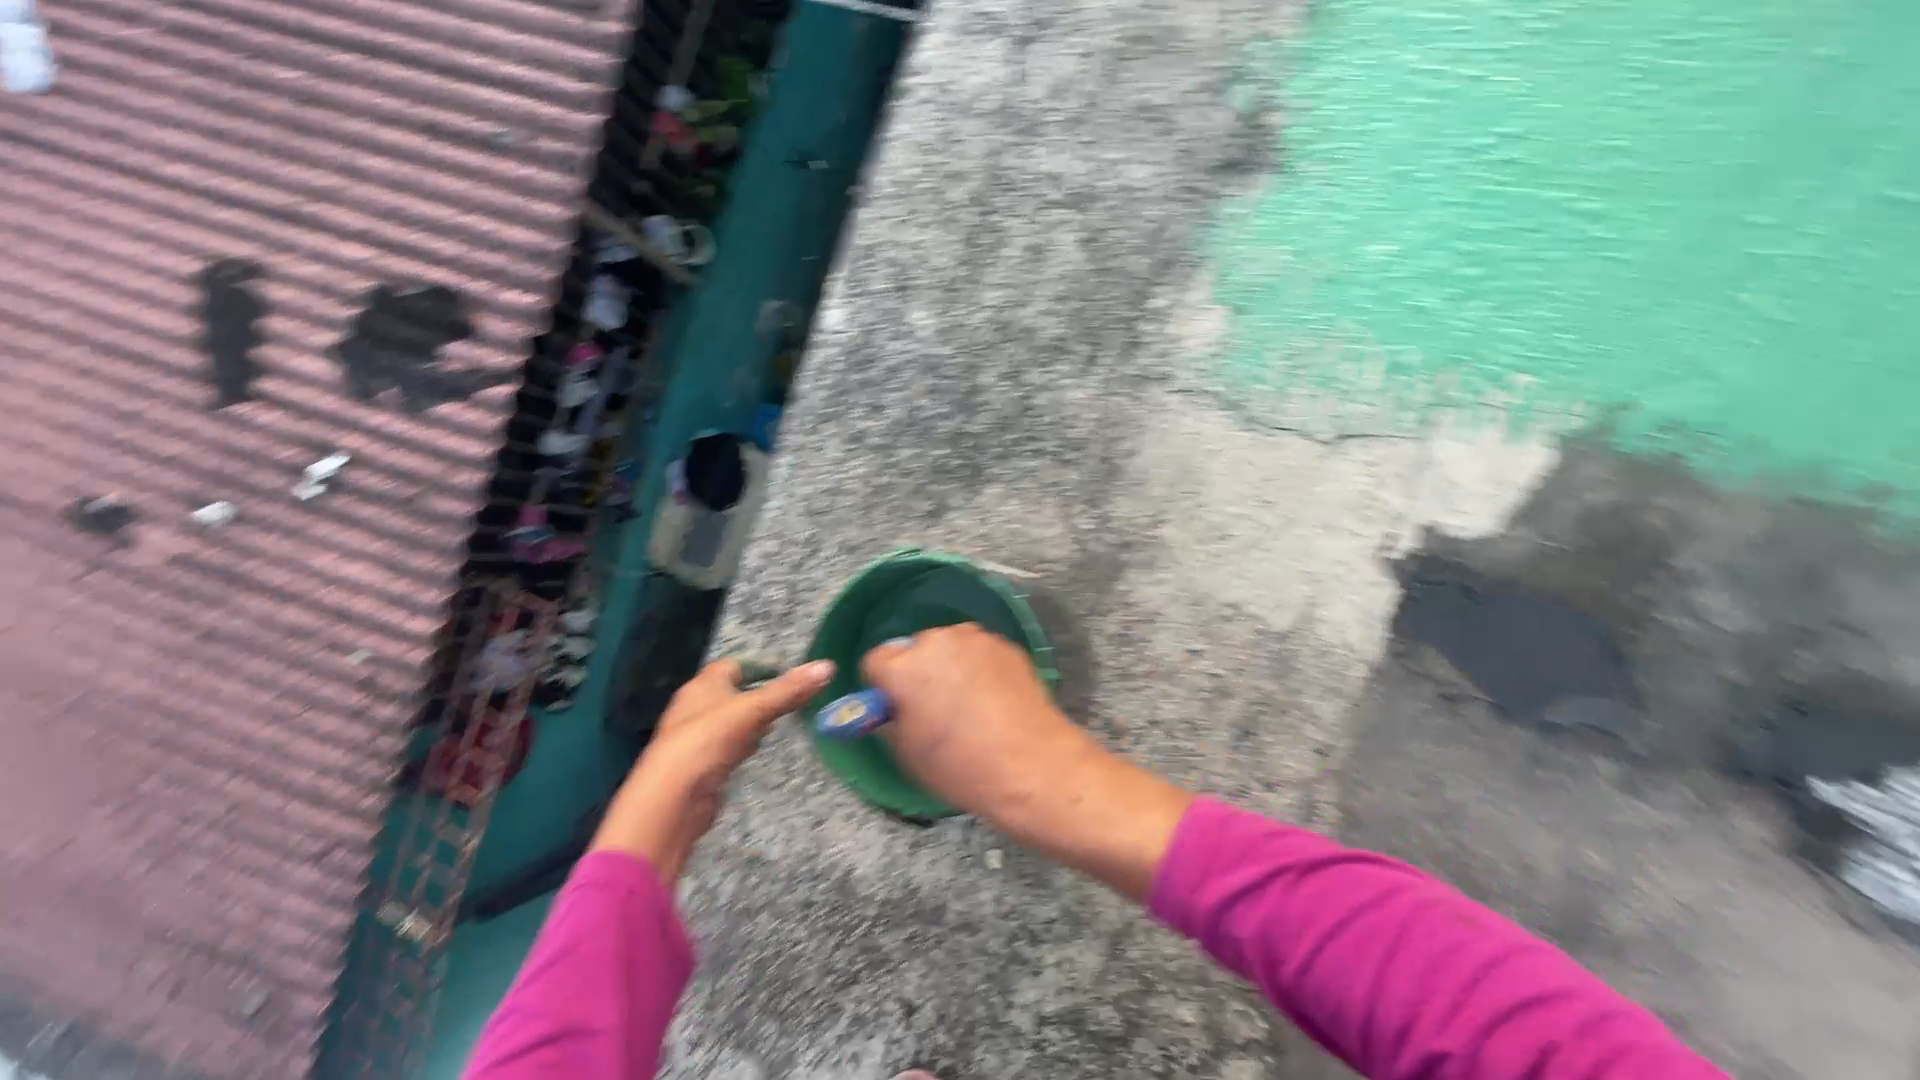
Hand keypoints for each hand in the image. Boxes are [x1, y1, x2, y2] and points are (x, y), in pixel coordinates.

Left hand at [592, 658, 834, 882]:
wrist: (673, 798)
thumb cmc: (709, 740)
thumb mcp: (754, 710)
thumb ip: (789, 691)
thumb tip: (828, 665)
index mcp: (703, 685)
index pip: (733, 666)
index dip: (760, 668)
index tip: (788, 677)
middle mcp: (695, 706)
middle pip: (732, 694)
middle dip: (758, 697)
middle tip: (788, 703)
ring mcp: (695, 737)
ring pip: (730, 721)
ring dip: (750, 723)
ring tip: (774, 728)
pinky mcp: (699, 764)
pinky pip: (725, 747)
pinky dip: (740, 746)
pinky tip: (751, 755)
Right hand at [862, 625, 1191, 899]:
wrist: (1032, 766)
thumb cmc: (962, 766)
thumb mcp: (908, 753)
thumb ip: (892, 721)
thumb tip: (892, 710)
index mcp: (903, 667)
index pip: (876, 661)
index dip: (883, 685)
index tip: (894, 706)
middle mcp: (937, 641)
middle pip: (915, 650)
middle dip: (919, 672)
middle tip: (934, 709)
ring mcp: (977, 640)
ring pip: (950, 648)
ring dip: (951, 667)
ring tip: (968, 707)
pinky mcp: (1008, 646)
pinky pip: (981, 654)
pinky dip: (981, 670)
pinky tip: (994, 703)